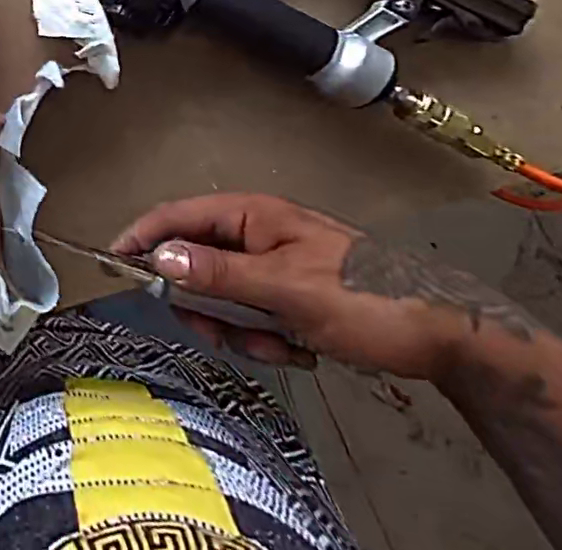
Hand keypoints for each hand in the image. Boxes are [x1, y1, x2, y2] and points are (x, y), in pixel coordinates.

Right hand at [113, 193, 537, 380]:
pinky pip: (247, 312)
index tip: (114, 262)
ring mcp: (270, 263)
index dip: (142, 237)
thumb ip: (218, 272)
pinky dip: (261, 335)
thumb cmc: (367, 299)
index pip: (177, 216)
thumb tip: (159, 257)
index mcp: (251, 215)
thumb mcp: (286, 289)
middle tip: (219, 332)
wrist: (447, 336)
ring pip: (219, 293)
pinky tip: (295, 347)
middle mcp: (254, 233)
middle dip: (205, 302)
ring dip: (238, 326)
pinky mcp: (285, 291)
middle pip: (194, 261)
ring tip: (275, 344)